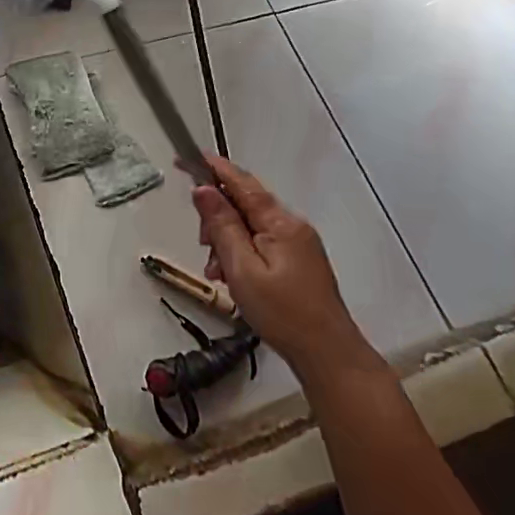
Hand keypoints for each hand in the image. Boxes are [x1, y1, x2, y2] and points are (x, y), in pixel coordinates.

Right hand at [190, 155, 372, 369]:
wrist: (327, 356)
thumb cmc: (283, 313)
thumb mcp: (242, 269)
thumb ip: (222, 226)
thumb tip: (203, 190)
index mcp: (280, 222)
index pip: (241, 182)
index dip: (212, 168)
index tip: (186, 158)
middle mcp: (292, 225)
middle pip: (244, 204)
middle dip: (218, 219)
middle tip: (204, 247)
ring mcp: (298, 244)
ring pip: (250, 227)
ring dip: (227, 241)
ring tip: (219, 273)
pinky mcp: (298, 262)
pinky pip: (261, 244)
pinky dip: (242, 254)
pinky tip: (234, 279)